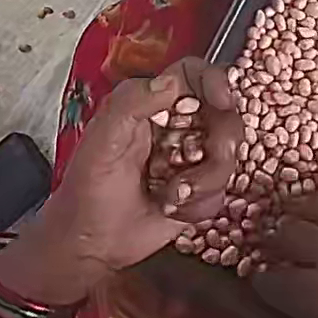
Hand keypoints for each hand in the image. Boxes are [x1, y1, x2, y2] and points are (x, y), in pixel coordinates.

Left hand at [0, 58, 242, 305]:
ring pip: (229, 156)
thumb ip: (132, 102)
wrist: (91, 242)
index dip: (216, 81)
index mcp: (155, 103)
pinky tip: (172, 208)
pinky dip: (199, 204)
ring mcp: (194, 159)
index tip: (222, 101)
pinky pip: (222, 191)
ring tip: (172, 196)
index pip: (196, 76)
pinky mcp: (202, 191)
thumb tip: (171, 82)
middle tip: (194, 161)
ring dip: (203, 181)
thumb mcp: (103, 137)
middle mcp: (180, 126)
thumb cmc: (88, 186)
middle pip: (225, 115)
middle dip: (219, 143)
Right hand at [254, 175, 317, 317]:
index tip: (259, 286)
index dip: (261, 284)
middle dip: (270, 242)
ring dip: (294, 209)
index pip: (274, 281)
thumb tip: (276, 312)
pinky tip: (316, 191)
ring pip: (315, 203)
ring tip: (287, 218)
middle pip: (287, 233)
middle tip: (266, 248)